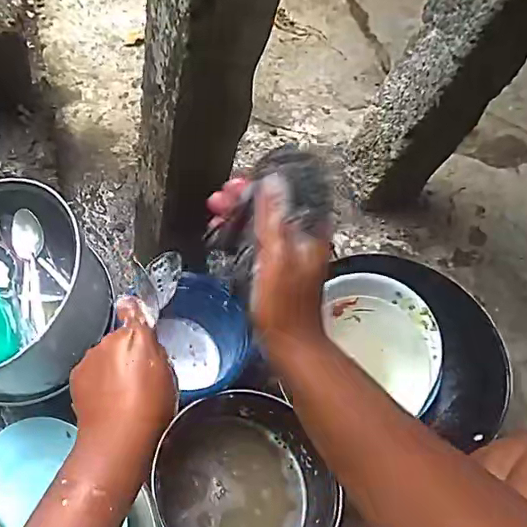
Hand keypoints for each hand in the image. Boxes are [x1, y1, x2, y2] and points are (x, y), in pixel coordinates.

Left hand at [70, 298, 176, 457]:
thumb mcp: (166, 374)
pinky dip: (99, 382)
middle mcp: (107, 342)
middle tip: (142, 376)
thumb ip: (153, 347)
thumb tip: (145, 333)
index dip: (134, 310)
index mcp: (134, 336)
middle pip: (119, 339)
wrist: (117, 437)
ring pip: (103, 356)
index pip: (132, 310)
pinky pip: (92, 372)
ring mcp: (89, 360)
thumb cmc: (148, 410)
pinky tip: (112, 399)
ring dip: (112, 368)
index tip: (135, 312)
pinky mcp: (78, 377)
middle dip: (128, 352)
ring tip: (127, 393)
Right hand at [210, 176, 330, 349]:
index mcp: (309, 233)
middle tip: (220, 199)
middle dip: (244, 199)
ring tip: (217, 215)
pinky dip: (243, 235)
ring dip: (240, 216)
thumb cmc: (285, 309)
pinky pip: (260, 242)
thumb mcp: (275, 256)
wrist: (289, 344)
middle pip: (273, 206)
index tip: (236, 184)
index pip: (286, 193)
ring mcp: (291, 255)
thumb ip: (273, 218)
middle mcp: (303, 241)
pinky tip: (227, 236)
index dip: (259, 184)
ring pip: (264, 224)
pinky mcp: (279, 269)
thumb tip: (272, 182)